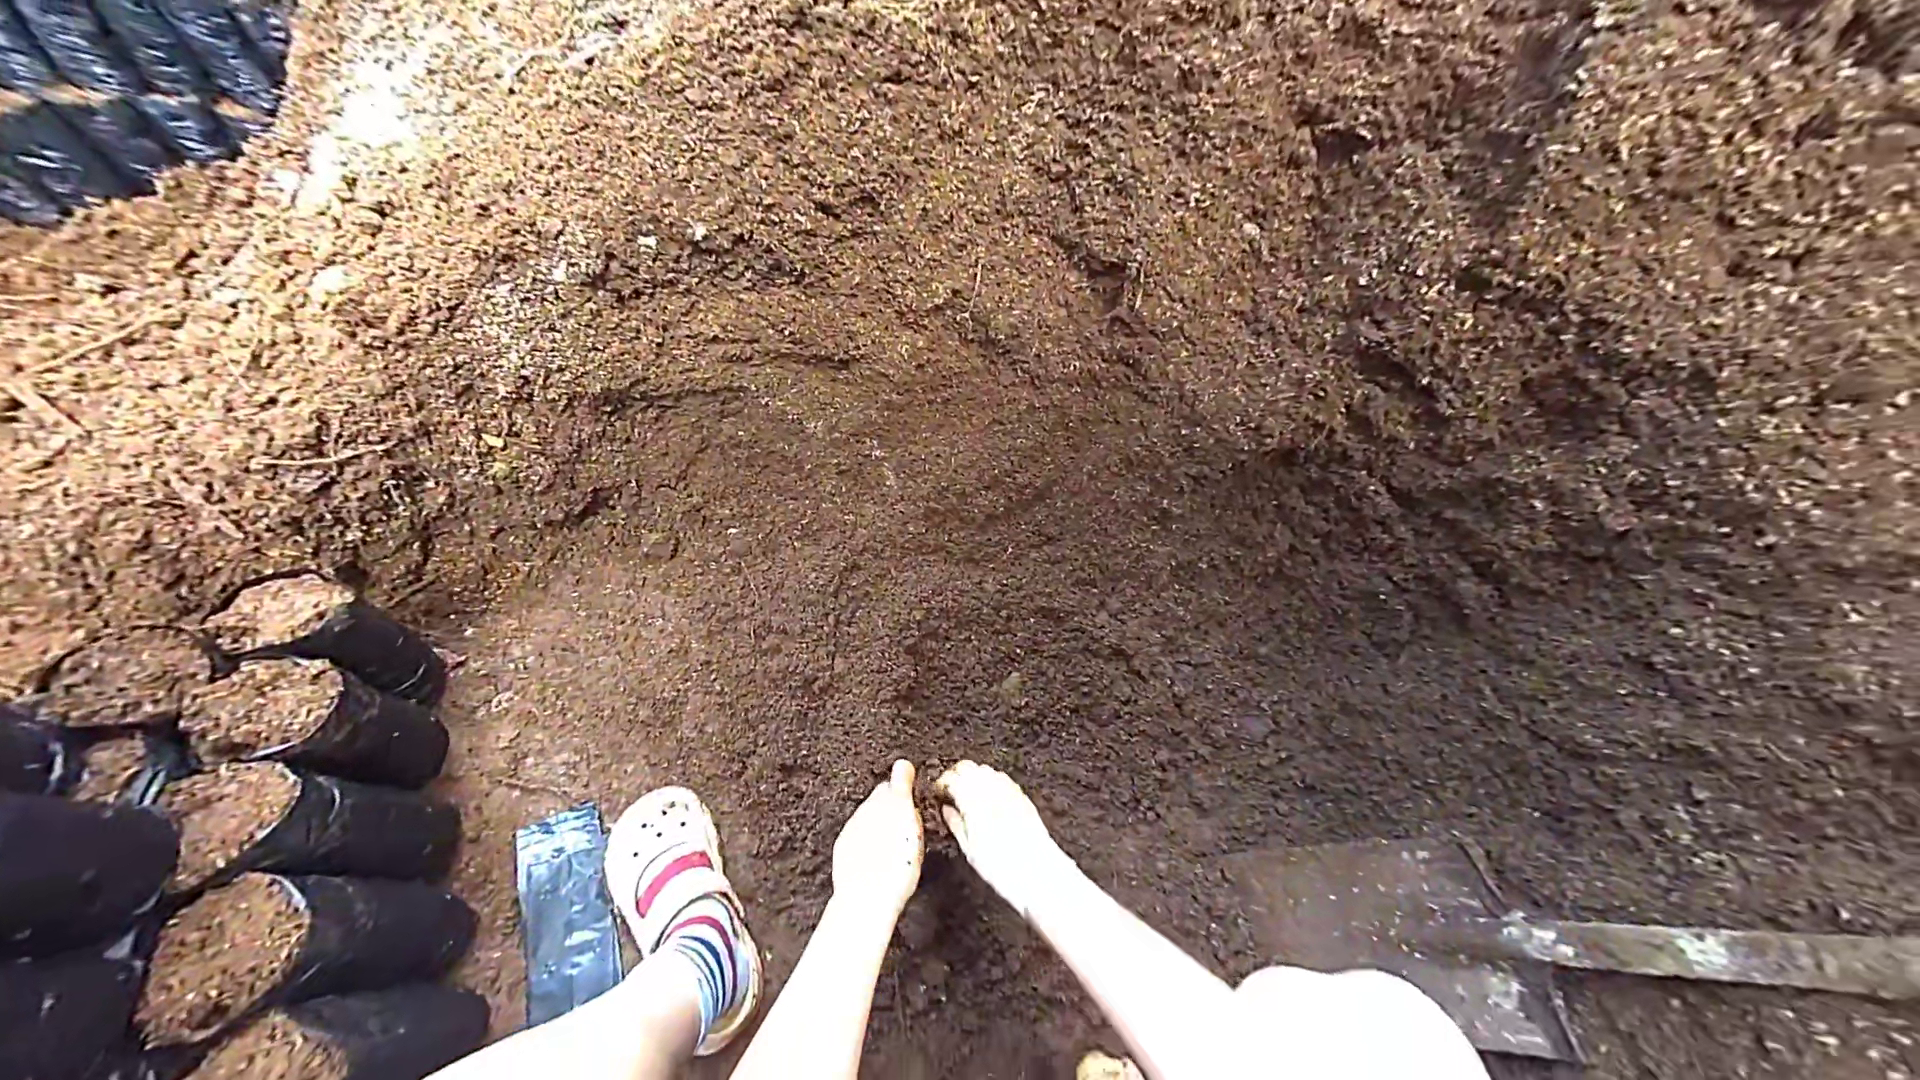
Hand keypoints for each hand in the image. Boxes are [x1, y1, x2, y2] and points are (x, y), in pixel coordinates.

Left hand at [831, 759, 923, 918]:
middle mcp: (862, 813)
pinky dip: (868, 843)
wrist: (868, 898)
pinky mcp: (844, 852)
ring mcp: (851, 833)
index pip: (892, 784)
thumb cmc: (895, 861)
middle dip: (891, 809)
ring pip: (868, 821)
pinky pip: (859, 840)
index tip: (915, 805)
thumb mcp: (907, 817)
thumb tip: (902, 764)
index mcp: (880, 801)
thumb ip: (902, 787)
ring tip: (894, 845)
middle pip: (879, 802)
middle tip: (908, 826)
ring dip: (879, 827)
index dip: (905, 794)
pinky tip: (878, 856)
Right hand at [934, 760, 1080, 919]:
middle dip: (956, 775)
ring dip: (974, 776)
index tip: (939, 791)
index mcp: (973, 802)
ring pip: (985, 770)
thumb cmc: (1003, 868)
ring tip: (968, 793)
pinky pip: (1002, 778)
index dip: (942, 783)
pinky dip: (991, 781)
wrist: (1039, 873)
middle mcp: (991, 790)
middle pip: (968, 767)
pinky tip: (989, 795)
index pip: (952, 778)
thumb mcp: (970, 851)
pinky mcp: (1021, 796)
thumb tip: (947, 810)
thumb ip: (956, 824)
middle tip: (950, 790)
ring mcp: (1008, 790)